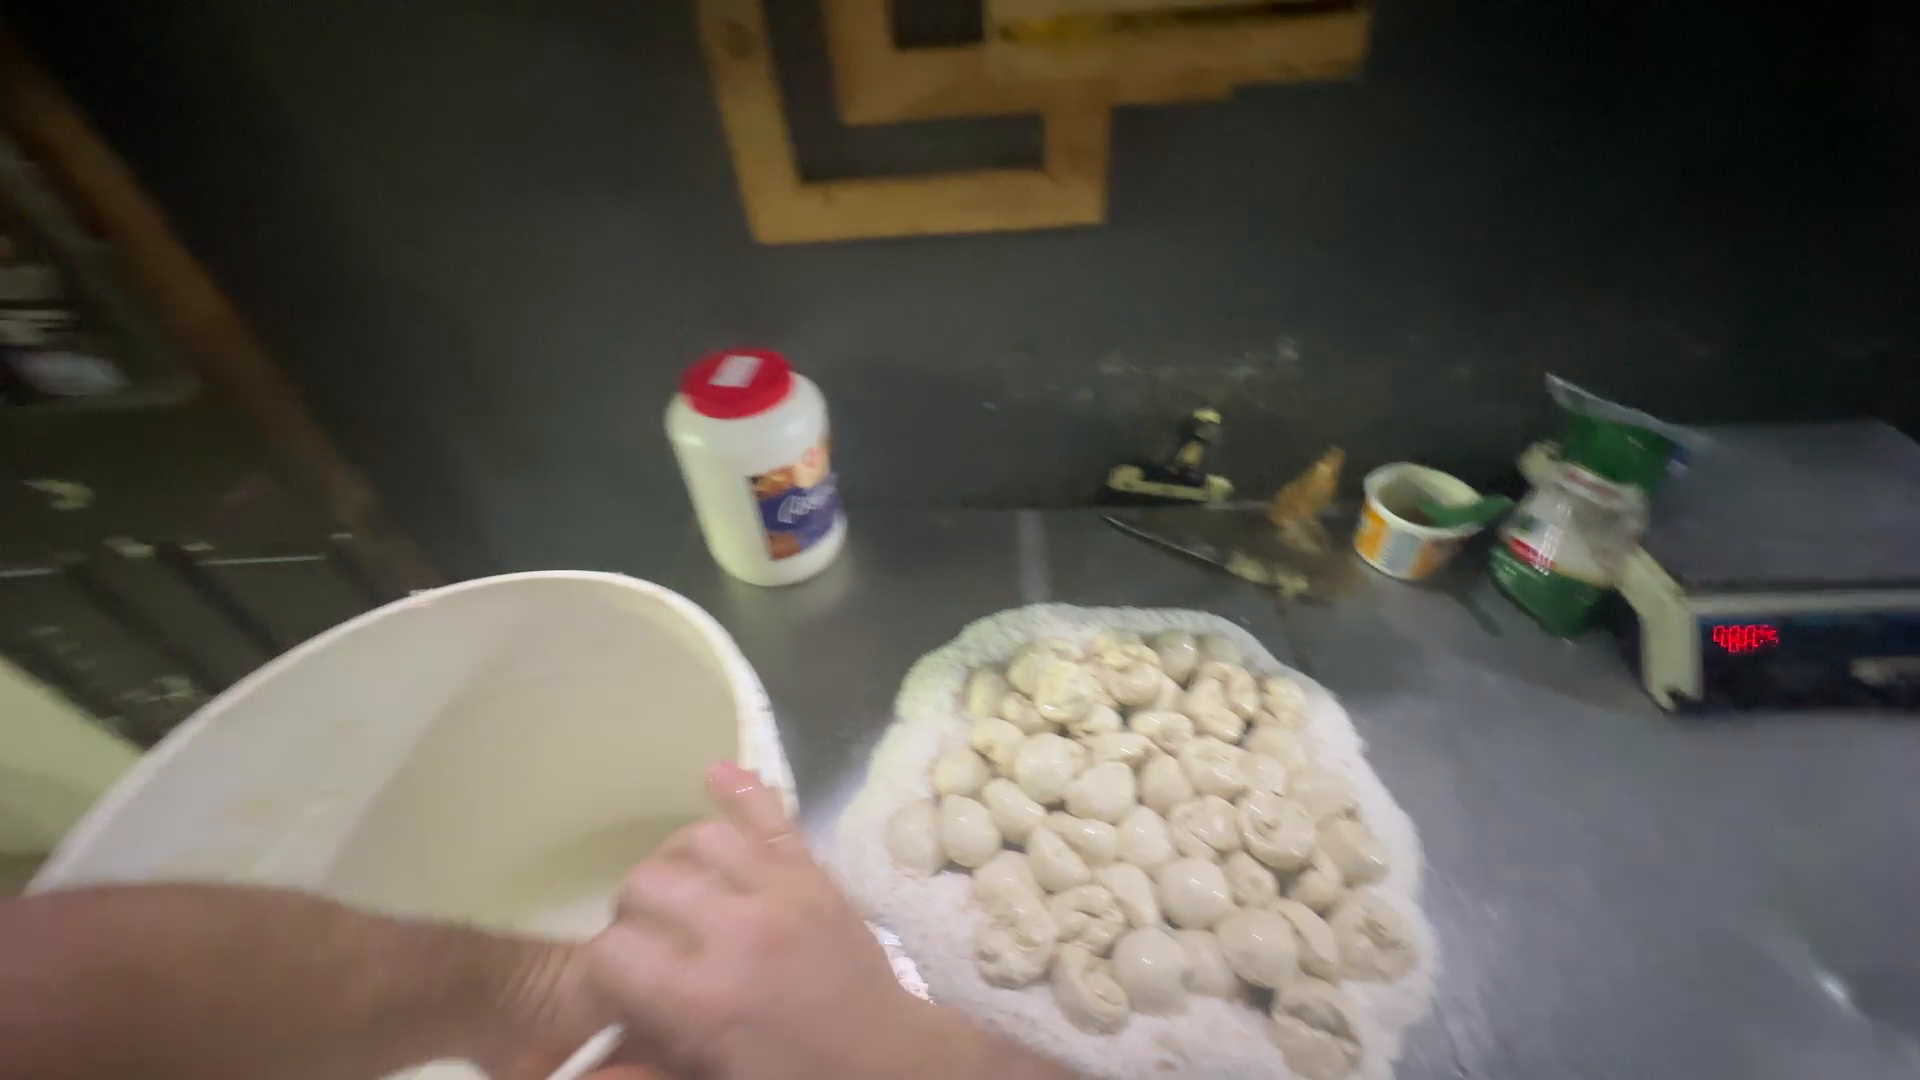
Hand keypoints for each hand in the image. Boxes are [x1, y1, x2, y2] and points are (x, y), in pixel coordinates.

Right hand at [584, 764, 940, 1079]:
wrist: (883, 1056)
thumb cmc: (791, 1078)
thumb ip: (640, 1071)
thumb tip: (581, 1065)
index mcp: (702, 999)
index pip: (614, 951)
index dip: (604, 963)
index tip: (617, 977)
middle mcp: (736, 930)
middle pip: (649, 883)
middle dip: (632, 908)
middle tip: (647, 935)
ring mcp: (781, 890)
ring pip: (702, 839)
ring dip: (674, 856)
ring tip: (676, 883)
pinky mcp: (813, 872)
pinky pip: (772, 817)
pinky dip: (740, 790)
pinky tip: (714, 773)